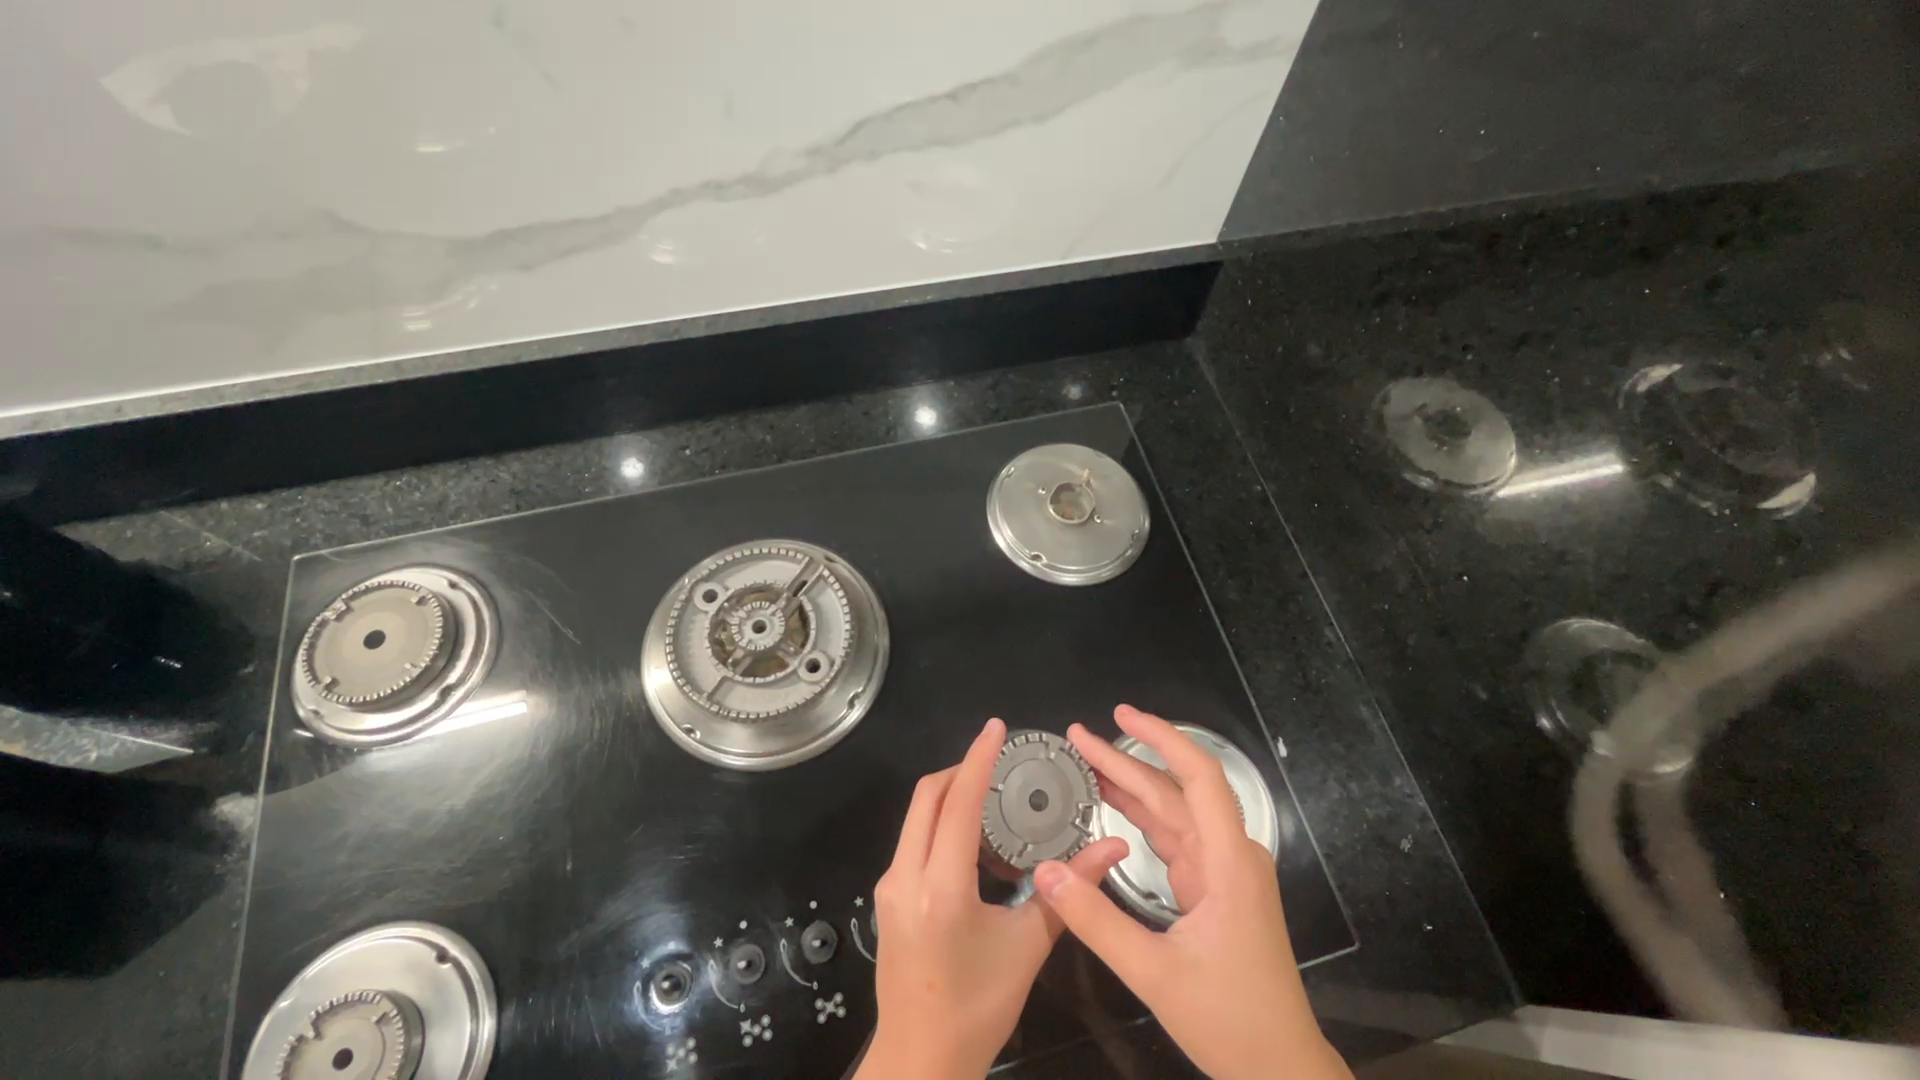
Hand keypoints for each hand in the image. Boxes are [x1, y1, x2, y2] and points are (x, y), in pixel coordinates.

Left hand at [855, 717, 1127, 1079]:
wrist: (920, 1059)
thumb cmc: (979, 1007)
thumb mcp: (1028, 948)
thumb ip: (1068, 892)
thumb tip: (1112, 848)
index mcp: (940, 887)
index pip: (956, 804)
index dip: (977, 760)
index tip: (995, 728)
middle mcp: (904, 877)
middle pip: (926, 799)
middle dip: (960, 770)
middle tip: (998, 761)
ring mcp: (889, 887)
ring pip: (914, 819)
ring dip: (948, 797)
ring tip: (991, 798)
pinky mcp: (886, 899)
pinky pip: (911, 842)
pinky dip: (938, 825)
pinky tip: (971, 841)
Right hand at [1034, 706, 1352, 1079]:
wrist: (1278, 1067)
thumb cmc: (1228, 1019)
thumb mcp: (1153, 972)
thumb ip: (1095, 919)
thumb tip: (1046, 870)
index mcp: (1227, 863)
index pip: (1199, 778)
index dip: (1162, 738)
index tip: (1121, 714)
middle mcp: (1229, 856)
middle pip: (1175, 792)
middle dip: (1126, 760)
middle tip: (1076, 736)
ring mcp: (1223, 873)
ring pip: (1173, 815)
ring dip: (1130, 788)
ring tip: (1084, 762)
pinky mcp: (1214, 892)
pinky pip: (1174, 842)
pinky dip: (1141, 821)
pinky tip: (1112, 808)